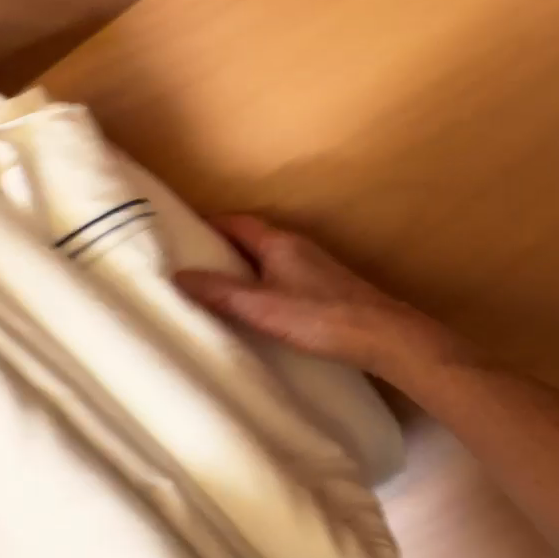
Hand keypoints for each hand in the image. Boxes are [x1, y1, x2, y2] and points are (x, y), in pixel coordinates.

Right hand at [175, 214, 471, 382]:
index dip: (209, 224)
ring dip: (244, 265)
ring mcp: (315, 267)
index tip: (181, 232)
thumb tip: (178, 275)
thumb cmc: (318, 317)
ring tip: (218, 284)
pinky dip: (264, 281)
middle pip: (253, 237)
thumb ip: (220, 293)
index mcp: (279, 243)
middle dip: (223, 245)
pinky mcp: (326, 288)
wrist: (380, 335)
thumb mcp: (261, 306)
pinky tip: (259, 305)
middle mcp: (297, 246)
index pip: (237, 222)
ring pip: (270, 257)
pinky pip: (284, 274)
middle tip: (192, 261)